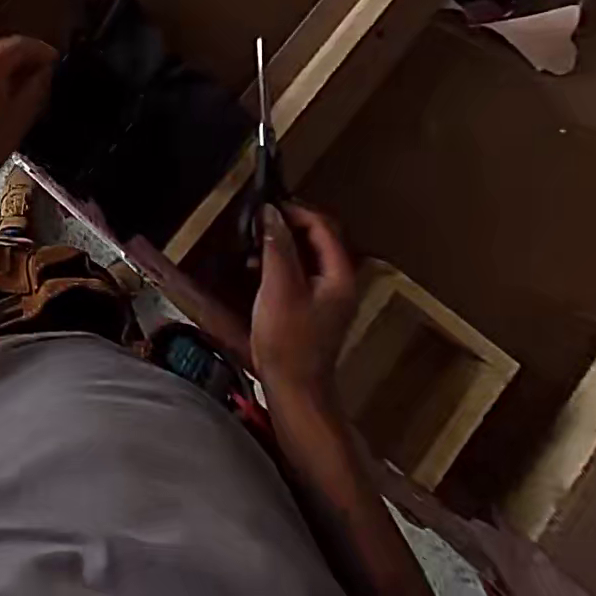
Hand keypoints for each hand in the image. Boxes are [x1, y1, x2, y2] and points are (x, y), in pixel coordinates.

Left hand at [0, 36, 56, 194]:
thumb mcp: (20, 117)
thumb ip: (37, 87)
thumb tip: (45, 71)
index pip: (20, 43)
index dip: (42, 50)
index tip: (55, 59)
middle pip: (3, 47)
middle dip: (27, 56)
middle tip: (45, 70)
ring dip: (10, 65)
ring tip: (28, 82)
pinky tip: (5, 92)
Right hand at [250, 202, 357, 405]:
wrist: (293, 389)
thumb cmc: (288, 339)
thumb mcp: (279, 286)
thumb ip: (278, 246)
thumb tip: (271, 212)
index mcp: (339, 276)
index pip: (324, 228)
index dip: (298, 212)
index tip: (269, 206)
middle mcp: (338, 283)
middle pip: (318, 240)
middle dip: (290, 225)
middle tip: (261, 219)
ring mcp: (326, 297)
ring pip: (307, 256)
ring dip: (282, 243)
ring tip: (255, 240)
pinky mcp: (310, 309)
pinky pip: (298, 273)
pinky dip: (279, 263)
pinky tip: (257, 267)